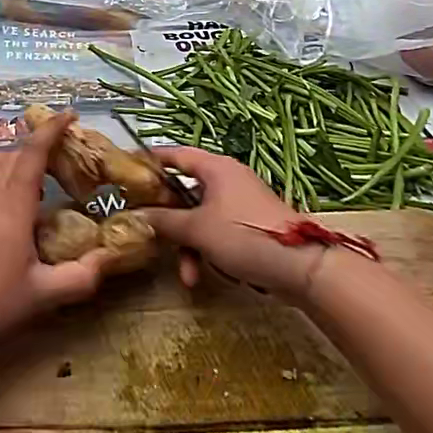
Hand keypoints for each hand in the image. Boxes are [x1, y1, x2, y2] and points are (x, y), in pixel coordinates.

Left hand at [0, 112, 115, 352]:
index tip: (69, 115)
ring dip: (15, 169)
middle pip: (11, 155)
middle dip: (36, 150)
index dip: (52, 129)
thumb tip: (108, 260)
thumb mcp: (43, 293)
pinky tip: (5, 220)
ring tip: (37, 193)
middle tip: (61, 164)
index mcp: (11, 201)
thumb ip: (81, 276)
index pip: (33, 151)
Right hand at [134, 147, 324, 300]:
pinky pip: (216, 235)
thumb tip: (135, 215)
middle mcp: (226, 181)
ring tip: (187, 275)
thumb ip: (162, 220)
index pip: (174, 154)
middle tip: (149, 233)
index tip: (126, 170)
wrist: (306, 269)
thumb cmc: (245, 236)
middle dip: (168, 221)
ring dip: (188, 247)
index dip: (149, 161)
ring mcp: (239, 206)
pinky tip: (204, 277)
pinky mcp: (249, 229)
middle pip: (183, 193)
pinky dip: (207, 253)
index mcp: (215, 168)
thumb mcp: (196, 229)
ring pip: (199, 220)